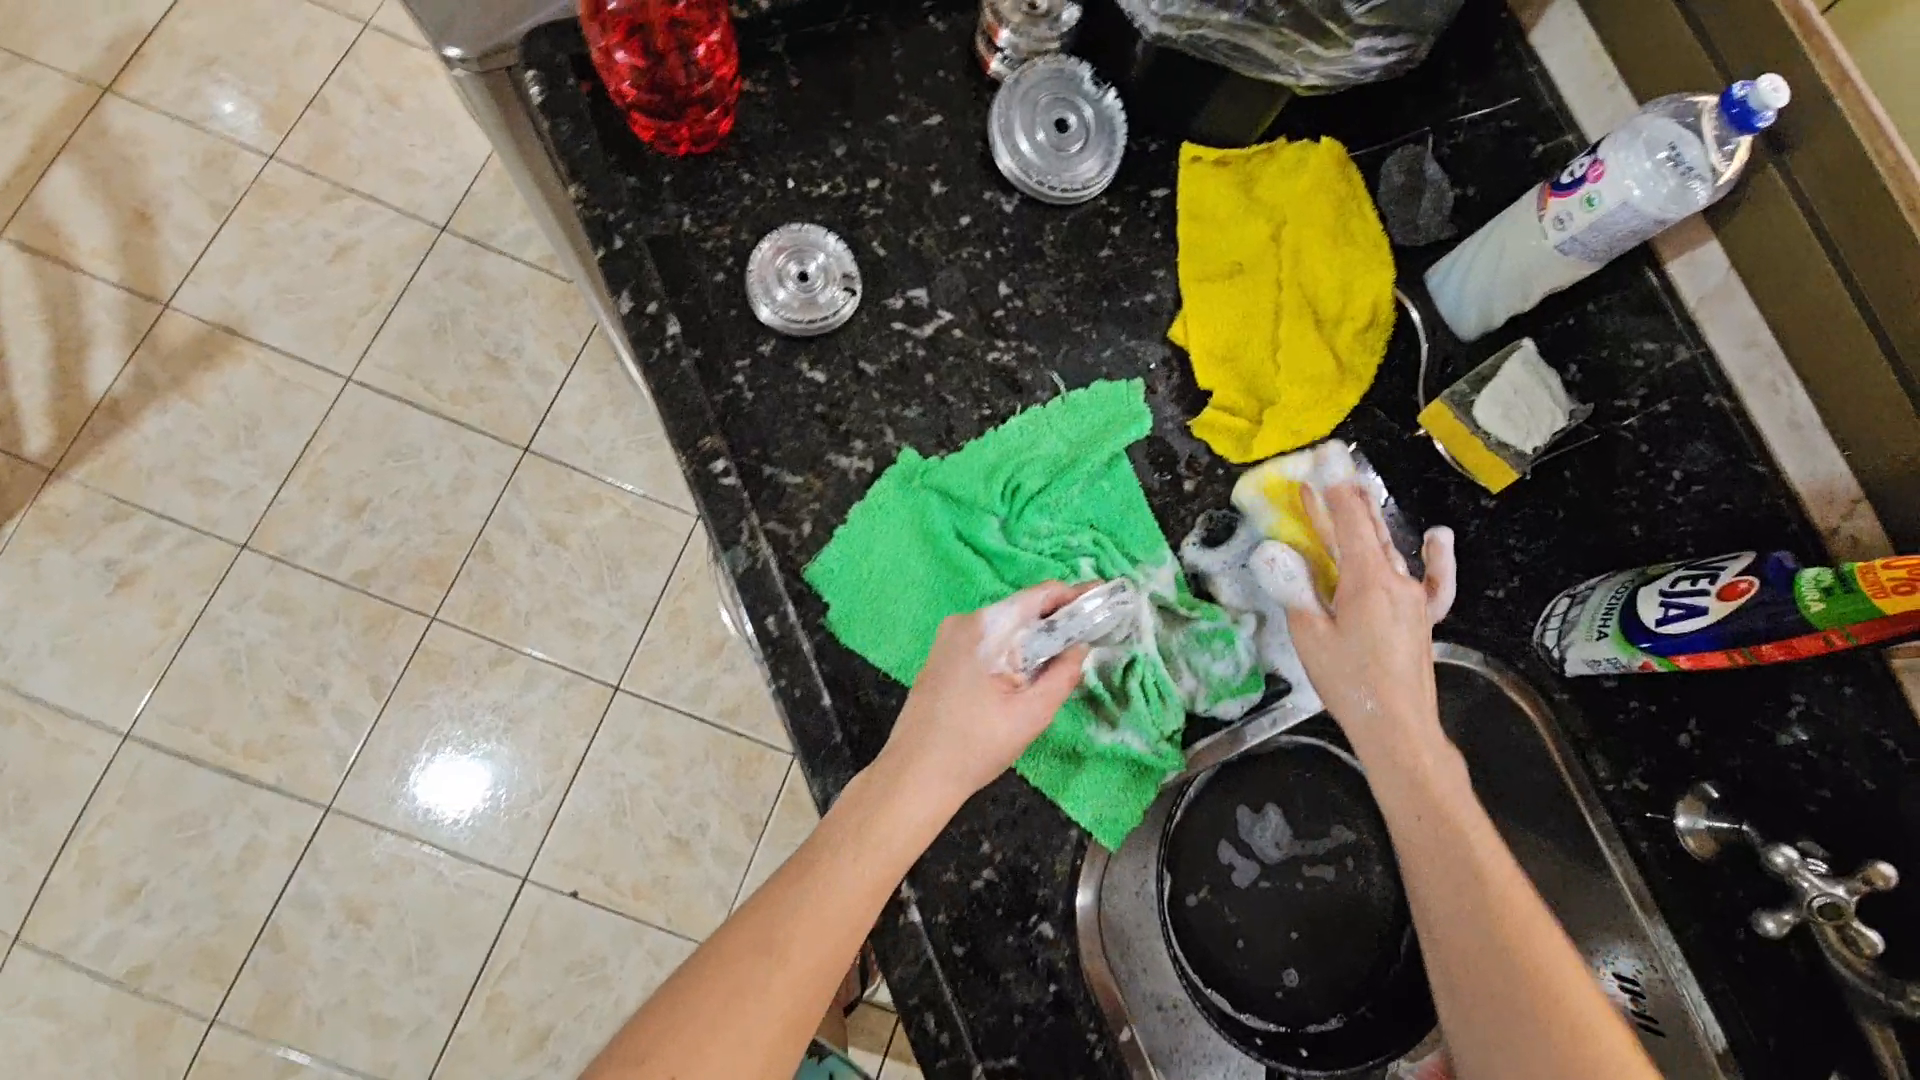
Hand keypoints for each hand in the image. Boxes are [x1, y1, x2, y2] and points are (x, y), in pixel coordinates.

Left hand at [874, 582, 1092, 817]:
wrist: (915, 775)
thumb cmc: (975, 747)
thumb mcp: (1031, 714)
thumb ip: (1062, 675)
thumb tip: (1079, 647)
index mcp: (985, 628)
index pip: (1040, 595)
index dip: (1074, 597)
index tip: (1102, 603)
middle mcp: (964, 622)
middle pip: (1021, 610)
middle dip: (1056, 622)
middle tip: (1089, 637)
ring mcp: (949, 638)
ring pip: (1004, 628)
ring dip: (1033, 640)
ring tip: (1062, 659)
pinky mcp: (942, 656)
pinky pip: (986, 643)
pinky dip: (1010, 651)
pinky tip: (1024, 675)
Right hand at [1273, 483, 1455, 760]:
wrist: (1396, 724)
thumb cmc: (1349, 681)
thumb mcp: (1309, 635)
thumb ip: (1296, 588)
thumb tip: (1275, 552)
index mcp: (1366, 580)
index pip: (1347, 521)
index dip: (1333, 487)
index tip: (1323, 457)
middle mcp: (1395, 579)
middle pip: (1367, 528)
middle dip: (1345, 495)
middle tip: (1328, 465)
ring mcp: (1412, 597)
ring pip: (1387, 548)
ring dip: (1365, 520)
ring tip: (1349, 494)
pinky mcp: (1421, 616)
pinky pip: (1430, 580)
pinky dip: (1432, 557)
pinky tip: (1435, 537)